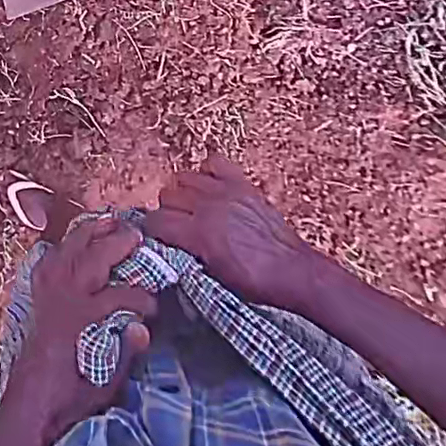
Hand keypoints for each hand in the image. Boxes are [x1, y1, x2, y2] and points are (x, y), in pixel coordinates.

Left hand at [0, 217, 156, 445]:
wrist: (24, 416)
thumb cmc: (64, 406)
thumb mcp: (101, 391)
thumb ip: (123, 358)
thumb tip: (143, 329)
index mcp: (77, 325)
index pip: (115, 297)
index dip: (138, 297)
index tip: (152, 307)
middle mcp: (59, 304)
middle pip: (89, 262)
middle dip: (114, 244)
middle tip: (137, 233)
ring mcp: (45, 299)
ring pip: (66, 254)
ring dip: (87, 235)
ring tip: (108, 220)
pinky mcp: (36, 302)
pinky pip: (47, 264)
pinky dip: (61, 248)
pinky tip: (72, 242)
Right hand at [148, 153, 320, 310]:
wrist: (293, 271)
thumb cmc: (255, 283)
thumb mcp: (213, 281)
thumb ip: (185, 261)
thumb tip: (166, 253)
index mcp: (200, 234)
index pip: (156, 221)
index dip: (151, 231)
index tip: (156, 239)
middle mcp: (209, 206)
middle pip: (167, 195)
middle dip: (166, 212)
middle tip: (176, 227)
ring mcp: (227, 191)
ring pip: (185, 177)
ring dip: (184, 193)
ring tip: (192, 208)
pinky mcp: (242, 184)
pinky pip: (214, 162)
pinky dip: (207, 172)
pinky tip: (211, 189)